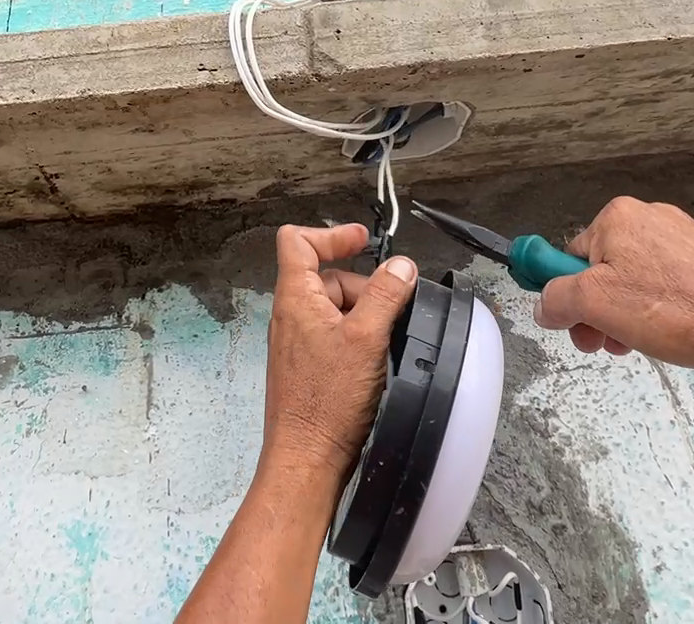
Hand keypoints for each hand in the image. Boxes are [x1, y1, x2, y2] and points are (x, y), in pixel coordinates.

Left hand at [263, 224, 416, 478]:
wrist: (307, 460)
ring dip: (365, 315)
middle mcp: (292, 315)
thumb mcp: (366, 338)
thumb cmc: (327, 402)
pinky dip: (359, 337)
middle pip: (329, 276)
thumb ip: (385, 295)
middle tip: (391, 312)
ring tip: (384, 343)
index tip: (363, 240)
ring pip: (336, 308)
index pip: (297, 241)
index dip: (331, 234)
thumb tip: (401, 266)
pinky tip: (376, 360)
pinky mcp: (309, 366)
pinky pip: (335, 335)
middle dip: (364, 286)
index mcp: (295, 298)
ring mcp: (299, 341)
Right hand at [533, 196, 693, 370]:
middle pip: (604, 268)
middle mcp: (650, 216)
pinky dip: (662, 309)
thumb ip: (556, 299)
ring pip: (636, 279)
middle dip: (599, 310)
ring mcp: (685, 236)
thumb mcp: (596, 304)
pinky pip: (669, 283)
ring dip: (627, 315)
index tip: (577, 328)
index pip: (571, 256)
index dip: (568, 295)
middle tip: (608, 345)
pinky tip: (674, 334)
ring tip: (642, 345)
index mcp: (617, 217)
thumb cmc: (674, 311)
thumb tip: (544, 306)